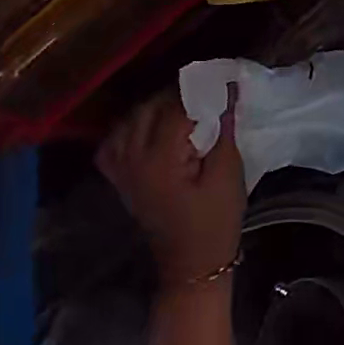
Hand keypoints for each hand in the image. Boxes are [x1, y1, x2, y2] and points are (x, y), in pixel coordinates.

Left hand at [96, 91, 246, 287]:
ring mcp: (121, 169)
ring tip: (183, 108)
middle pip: (149, 108)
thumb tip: (227, 91)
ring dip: (155, 108)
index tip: (223, 80)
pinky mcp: (119, 178)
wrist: (193, 265)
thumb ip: (223, 128)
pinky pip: (115, 141)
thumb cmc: (216, 221)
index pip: (176, 108)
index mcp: (160, 159)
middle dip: (177, 96)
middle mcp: (132, 159)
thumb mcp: (228, 172)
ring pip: (130, 120)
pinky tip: (152, 127)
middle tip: (207, 94)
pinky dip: (132, 127)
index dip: (201, 91)